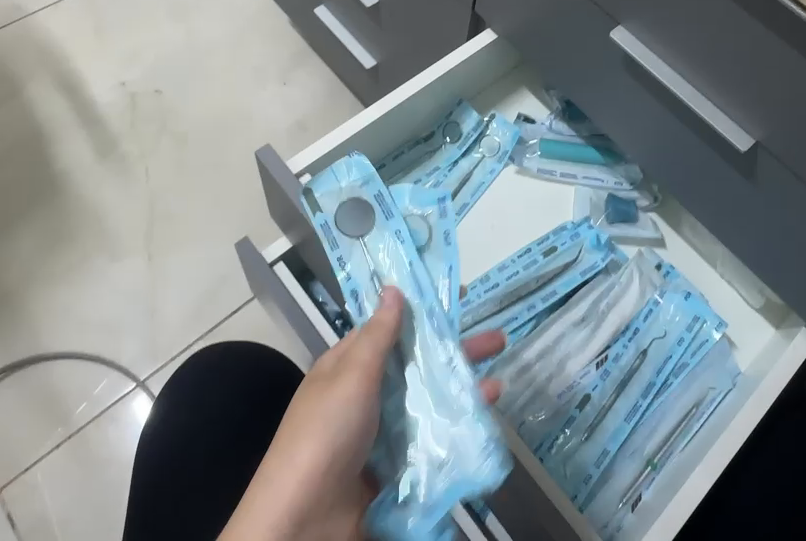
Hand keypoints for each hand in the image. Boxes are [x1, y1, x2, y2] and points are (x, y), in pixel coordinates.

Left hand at [221, 288, 505, 540]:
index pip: (392, 328)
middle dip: (457, 352)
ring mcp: (384, 434)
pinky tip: (483, 426)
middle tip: (499, 340)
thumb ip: (378, 335)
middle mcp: (368, 395)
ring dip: (463, 392)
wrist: (306, 521)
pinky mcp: (398, 468)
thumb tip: (393, 288)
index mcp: (349, 366)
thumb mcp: (351, 375)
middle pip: (419, 365)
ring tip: (499, 386)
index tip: (459, 296)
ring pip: (430, 403)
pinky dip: (457, 431)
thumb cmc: (324, 433)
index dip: (424, 311)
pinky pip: (432, 442)